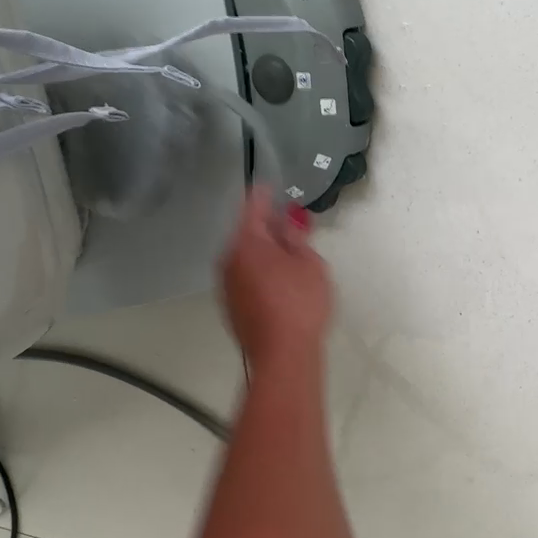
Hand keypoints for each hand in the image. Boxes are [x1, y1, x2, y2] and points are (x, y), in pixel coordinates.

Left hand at [221, 192, 332, 373]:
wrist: (282, 354)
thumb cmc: (300, 302)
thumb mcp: (310, 264)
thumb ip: (297, 238)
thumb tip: (289, 222)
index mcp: (246, 242)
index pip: (253, 206)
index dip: (265, 193)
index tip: (272, 184)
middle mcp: (228, 259)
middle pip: (247, 233)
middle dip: (268, 226)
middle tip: (291, 222)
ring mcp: (226, 285)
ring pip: (246, 257)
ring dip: (265, 251)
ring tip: (290, 253)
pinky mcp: (232, 306)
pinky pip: (246, 277)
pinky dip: (261, 271)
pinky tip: (281, 280)